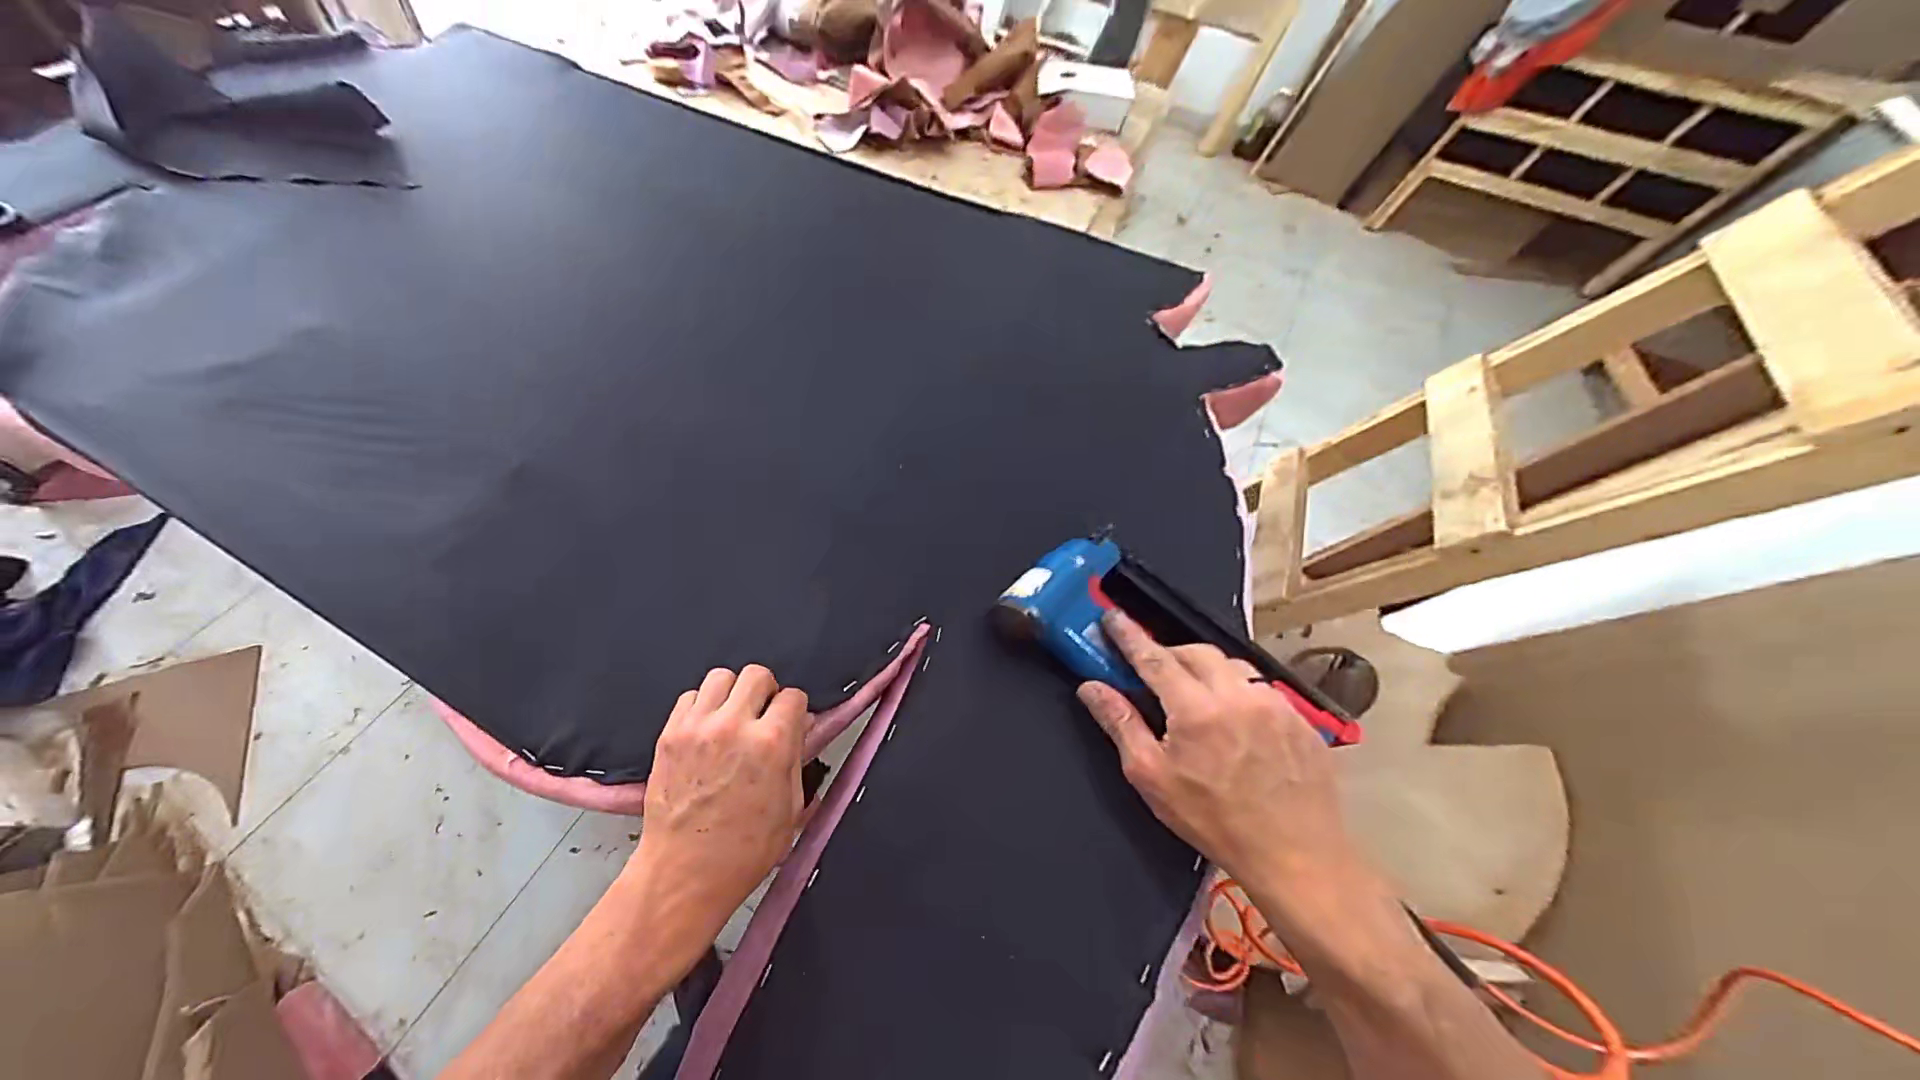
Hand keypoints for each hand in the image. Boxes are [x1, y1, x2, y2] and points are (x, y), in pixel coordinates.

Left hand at [629, 665, 809, 932]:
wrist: (685, 874)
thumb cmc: (741, 851)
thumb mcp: (792, 807)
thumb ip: (798, 758)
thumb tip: (802, 728)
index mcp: (771, 744)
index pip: (793, 695)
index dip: (796, 709)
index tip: (792, 720)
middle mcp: (734, 727)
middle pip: (756, 674)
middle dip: (766, 691)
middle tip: (764, 714)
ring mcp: (697, 729)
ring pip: (721, 677)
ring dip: (733, 692)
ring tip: (734, 716)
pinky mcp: (669, 737)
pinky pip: (689, 697)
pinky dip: (702, 705)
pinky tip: (708, 728)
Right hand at [1077, 610, 1352, 894]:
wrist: (1295, 856)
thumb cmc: (1215, 821)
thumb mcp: (1151, 776)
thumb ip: (1120, 723)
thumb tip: (1092, 688)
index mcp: (1197, 709)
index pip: (1154, 657)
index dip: (1128, 635)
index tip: (1112, 617)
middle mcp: (1238, 695)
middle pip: (1195, 651)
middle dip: (1169, 652)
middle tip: (1152, 670)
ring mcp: (1274, 703)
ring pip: (1231, 664)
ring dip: (1205, 668)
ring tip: (1193, 695)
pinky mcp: (1298, 717)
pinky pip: (1260, 686)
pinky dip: (1237, 689)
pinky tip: (1232, 717)